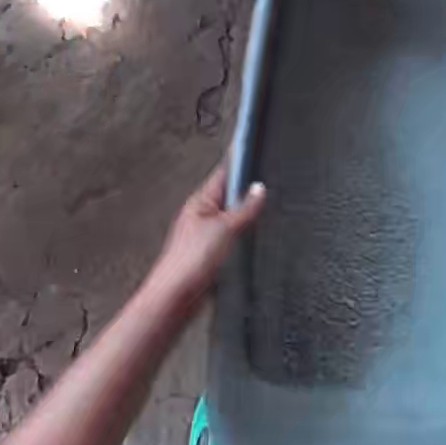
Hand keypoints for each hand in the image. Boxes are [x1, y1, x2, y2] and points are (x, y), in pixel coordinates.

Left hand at [150, 157, 266, 299]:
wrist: (175, 299)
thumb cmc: (191, 262)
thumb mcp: (226, 228)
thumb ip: (246, 208)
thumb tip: (259, 188)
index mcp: (201, 201)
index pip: (224, 172)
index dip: (240, 160)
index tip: (253, 145)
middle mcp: (201, 215)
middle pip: (229, 194)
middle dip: (247, 188)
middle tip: (270, 177)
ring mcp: (205, 235)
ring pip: (231, 217)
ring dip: (245, 214)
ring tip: (267, 207)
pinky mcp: (210, 255)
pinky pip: (231, 237)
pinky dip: (243, 234)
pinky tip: (254, 238)